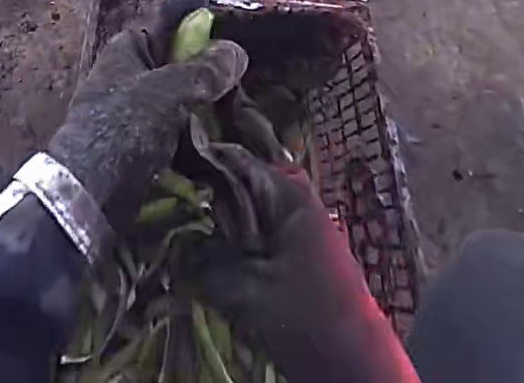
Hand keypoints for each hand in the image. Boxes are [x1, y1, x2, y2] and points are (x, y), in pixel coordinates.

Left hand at [47, 0, 246, 231]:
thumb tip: (237, 52)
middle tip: (242, 54)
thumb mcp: (167, 90)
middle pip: (175, 49)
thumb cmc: (122, 127)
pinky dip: (198, 115)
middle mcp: (131, 69)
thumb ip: (204, 70)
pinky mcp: (142, 136)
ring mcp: (136, 104)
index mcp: (129, 46)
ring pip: (179, 84)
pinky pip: (178, 115)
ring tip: (240, 88)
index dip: (192, 4)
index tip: (224, 3)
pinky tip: (221, 121)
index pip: (164, 12)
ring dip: (206, 87)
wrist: (87, 195)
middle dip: (207, 51)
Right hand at [188, 143, 419, 382]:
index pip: (236, 161)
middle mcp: (291, 199)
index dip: (201, 163)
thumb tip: (170, 253)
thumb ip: (206, 267)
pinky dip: (230, 241)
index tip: (167, 171)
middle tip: (167, 205)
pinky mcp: (290, 252)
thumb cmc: (308, 316)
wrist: (356, 365)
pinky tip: (203, 254)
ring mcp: (293, 225)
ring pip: (243, 210)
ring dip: (215, 221)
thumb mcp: (250, 291)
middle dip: (205, 196)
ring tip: (178, 229)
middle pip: (238, 184)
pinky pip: (252, 233)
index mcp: (287, 193)